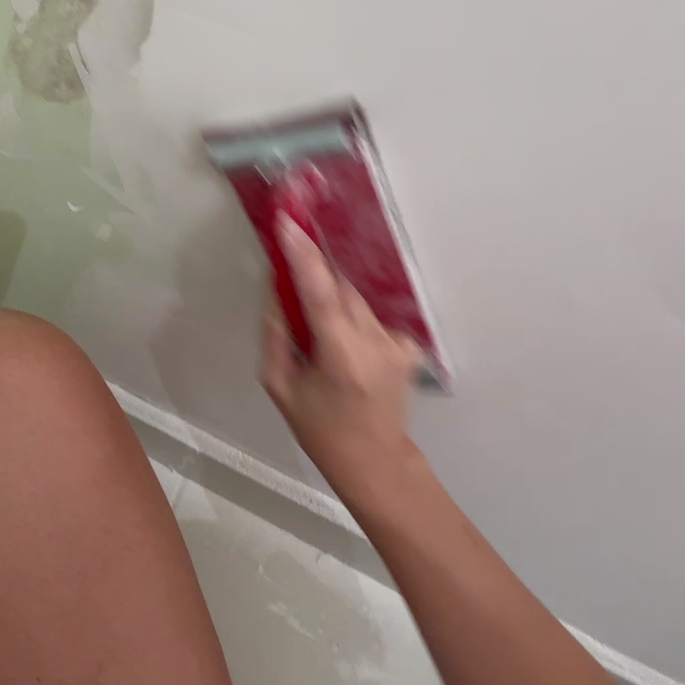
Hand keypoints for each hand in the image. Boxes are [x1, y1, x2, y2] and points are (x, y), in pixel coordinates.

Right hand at [260, 213, 424, 495]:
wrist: (375, 460)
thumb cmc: (318, 428)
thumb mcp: (279, 385)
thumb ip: (276, 333)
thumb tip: (276, 288)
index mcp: (341, 357)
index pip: (321, 294)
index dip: (303, 256)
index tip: (288, 224)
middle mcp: (376, 343)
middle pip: (340, 289)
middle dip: (314, 282)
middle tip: (290, 294)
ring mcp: (398, 343)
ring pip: (355, 301)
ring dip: (332, 306)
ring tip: (320, 341)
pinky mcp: (409, 346)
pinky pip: (370, 317)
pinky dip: (351, 323)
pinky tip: (346, 354)